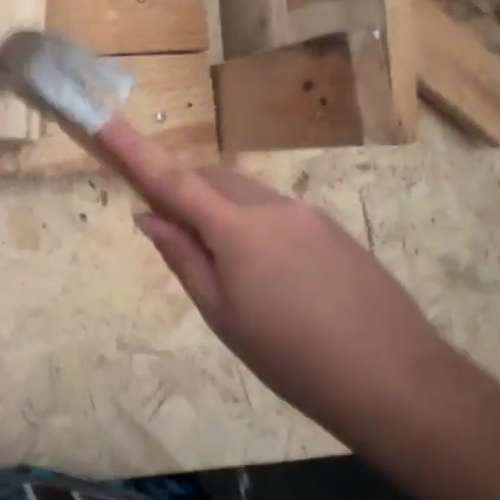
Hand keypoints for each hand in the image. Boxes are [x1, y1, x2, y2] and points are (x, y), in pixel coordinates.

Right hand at [96, 122, 459, 437]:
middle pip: (209, 179)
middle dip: (180, 191)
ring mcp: (308, 215)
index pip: (171, 179)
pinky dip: (250, 225)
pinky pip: (275, 212)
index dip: (132, 149)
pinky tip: (268, 278)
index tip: (102, 118)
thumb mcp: (222, 315)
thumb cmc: (292, 357)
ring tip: (224, 270)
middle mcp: (272, 206)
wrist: (398, 381)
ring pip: (244, 194)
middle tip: (168, 234)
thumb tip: (148, 216)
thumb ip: (182, 258)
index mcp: (236, 228)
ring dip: (216, 210)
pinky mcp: (333, 232)